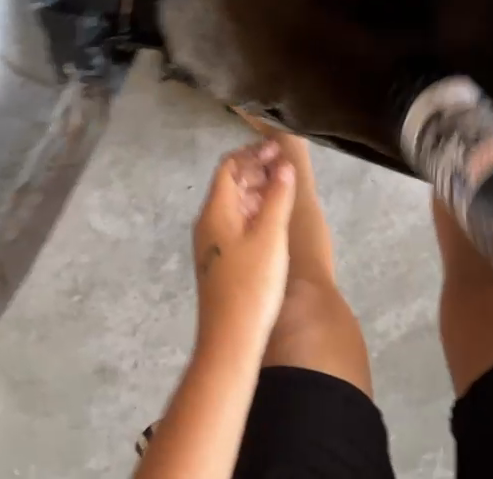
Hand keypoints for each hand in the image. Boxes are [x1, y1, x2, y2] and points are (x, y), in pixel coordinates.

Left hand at [191, 139, 295, 352]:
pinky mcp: (220, 260)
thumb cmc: (252, 284)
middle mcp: (208, 223)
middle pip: (230, 183)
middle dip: (256, 169)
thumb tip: (282, 165)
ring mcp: (212, 243)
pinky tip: (273, 220)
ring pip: (234, 204)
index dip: (252, 154)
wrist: (230, 341)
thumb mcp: (270, 236)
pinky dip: (254, 212)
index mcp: (215, 211)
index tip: (279, 151)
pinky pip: (235, 223)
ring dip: (257, 191)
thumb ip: (278, 196)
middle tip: (285, 167)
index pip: (228, 167)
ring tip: (284, 189)